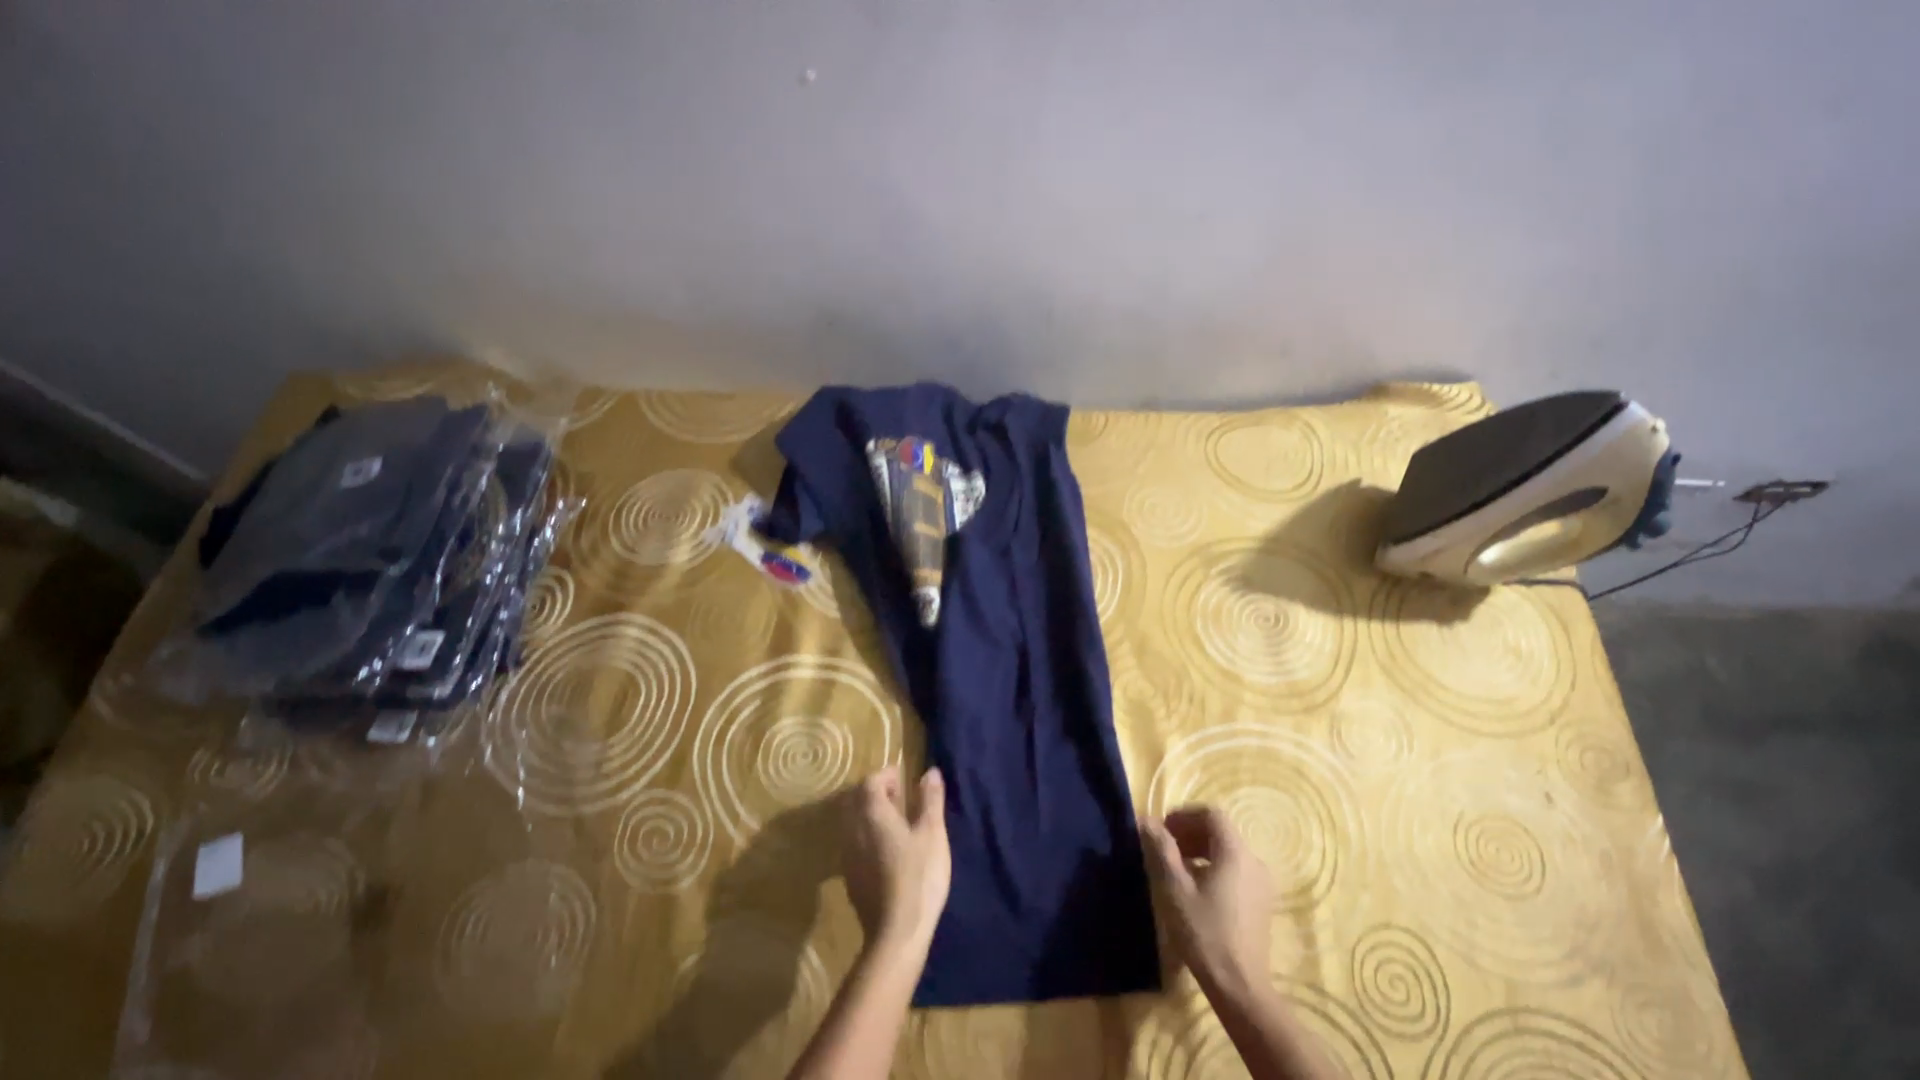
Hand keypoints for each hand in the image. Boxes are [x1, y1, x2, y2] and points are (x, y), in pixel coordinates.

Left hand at [842, 765, 950, 958]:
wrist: (896, 930)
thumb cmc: (919, 875)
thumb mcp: (932, 833)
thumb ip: (930, 800)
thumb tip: (930, 772)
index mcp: (872, 813)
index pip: (871, 781)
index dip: (887, 776)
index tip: (904, 779)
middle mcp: (852, 829)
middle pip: (856, 799)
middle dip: (875, 792)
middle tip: (899, 797)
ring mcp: (847, 854)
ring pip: (852, 822)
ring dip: (869, 814)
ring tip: (894, 822)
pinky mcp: (849, 876)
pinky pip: (853, 843)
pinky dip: (866, 835)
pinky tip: (885, 850)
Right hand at [1142, 806, 1273, 1000]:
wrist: (1239, 984)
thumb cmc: (1204, 932)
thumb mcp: (1174, 889)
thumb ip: (1161, 849)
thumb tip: (1146, 820)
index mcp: (1235, 853)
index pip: (1211, 814)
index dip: (1184, 815)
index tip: (1161, 830)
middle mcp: (1254, 861)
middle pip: (1221, 831)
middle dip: (1190, 832)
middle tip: (1164, 848)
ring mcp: (1262, 883)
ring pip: (1229, 851)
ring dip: (1200, 850)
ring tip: (1176, 868)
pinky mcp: (1262, 901)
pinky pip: (1236, 869)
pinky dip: (1214, 866)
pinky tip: (1196, 889)